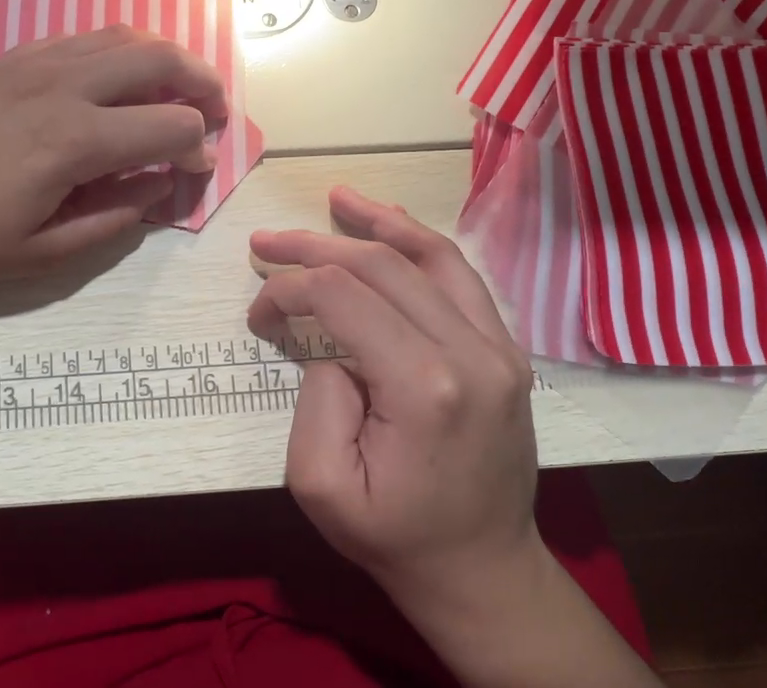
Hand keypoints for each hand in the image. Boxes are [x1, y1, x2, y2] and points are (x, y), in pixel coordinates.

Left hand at [0, 25, 225, 287]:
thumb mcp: (40, 253)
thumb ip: (113, 219)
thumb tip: (159, 189)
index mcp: (75, 140)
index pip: (170, 126)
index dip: (199, 149)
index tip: (196, 172)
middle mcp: (62, 86)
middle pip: (158, 58)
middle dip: (202, 81)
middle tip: (215, 110)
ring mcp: (31, 63)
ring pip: (118, 36)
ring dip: (160, 57)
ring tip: (173, 88)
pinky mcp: (5, 59)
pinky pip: (78, 38)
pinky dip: (113, 51)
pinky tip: (109, 81)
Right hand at [248, 187, 540, 612]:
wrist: (481, 568)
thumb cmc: (394, 535)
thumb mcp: (320, 485)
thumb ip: (316, 399)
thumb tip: (331, 344)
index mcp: (424, 386)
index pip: (342, 297)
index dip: (288, 289)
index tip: (259, 314)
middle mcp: (471, 352)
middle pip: (382, 266)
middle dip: (314, 246)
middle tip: (267, 241)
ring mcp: (500, 347)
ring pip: (432, 256)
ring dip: (378, 222)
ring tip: (337, 199)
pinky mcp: (507, 351)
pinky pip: (462, 277)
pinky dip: (422, 243)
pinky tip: (393, 227)